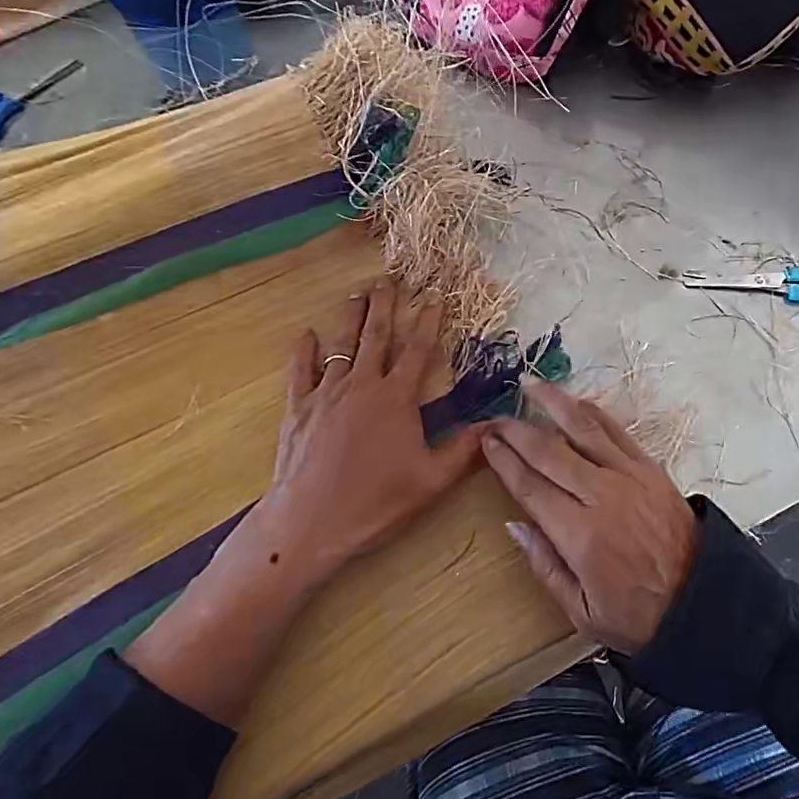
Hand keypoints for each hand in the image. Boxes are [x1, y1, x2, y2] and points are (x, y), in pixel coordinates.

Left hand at [124, 278, 481, 725]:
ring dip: (350, 318)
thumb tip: (499, 423)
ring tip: (357, 294)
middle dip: (385, 305)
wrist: (310, 520)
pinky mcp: (298, 407)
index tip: (435, 296)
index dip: (429, 321)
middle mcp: (361, 385)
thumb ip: (464, 449)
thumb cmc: (375, 503)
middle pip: (376, 336)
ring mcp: (326, 393)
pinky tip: (305, 334)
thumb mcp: (430, 482)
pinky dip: (303, 351)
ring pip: (340, 345)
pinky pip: (300, 371)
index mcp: (395, 398)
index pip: (418, 350)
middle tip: (389, 278)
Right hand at [482, 379, 697, 653]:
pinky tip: (573, 401)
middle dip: (516, 431)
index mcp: (579, 534)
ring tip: (529, 386)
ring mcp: (628, 476)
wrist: (708, 604)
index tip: (485, 442)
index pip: (529, 486)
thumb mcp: (582, 611)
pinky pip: (615, 430)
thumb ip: (544, 565)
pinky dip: (591, 412)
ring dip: (553, 403)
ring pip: (582, 429)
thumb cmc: (638, 615)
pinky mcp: (649, 468)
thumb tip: (513, 523)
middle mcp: (600, 496)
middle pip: (547, 451)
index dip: (503, 461)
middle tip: (495, 419)